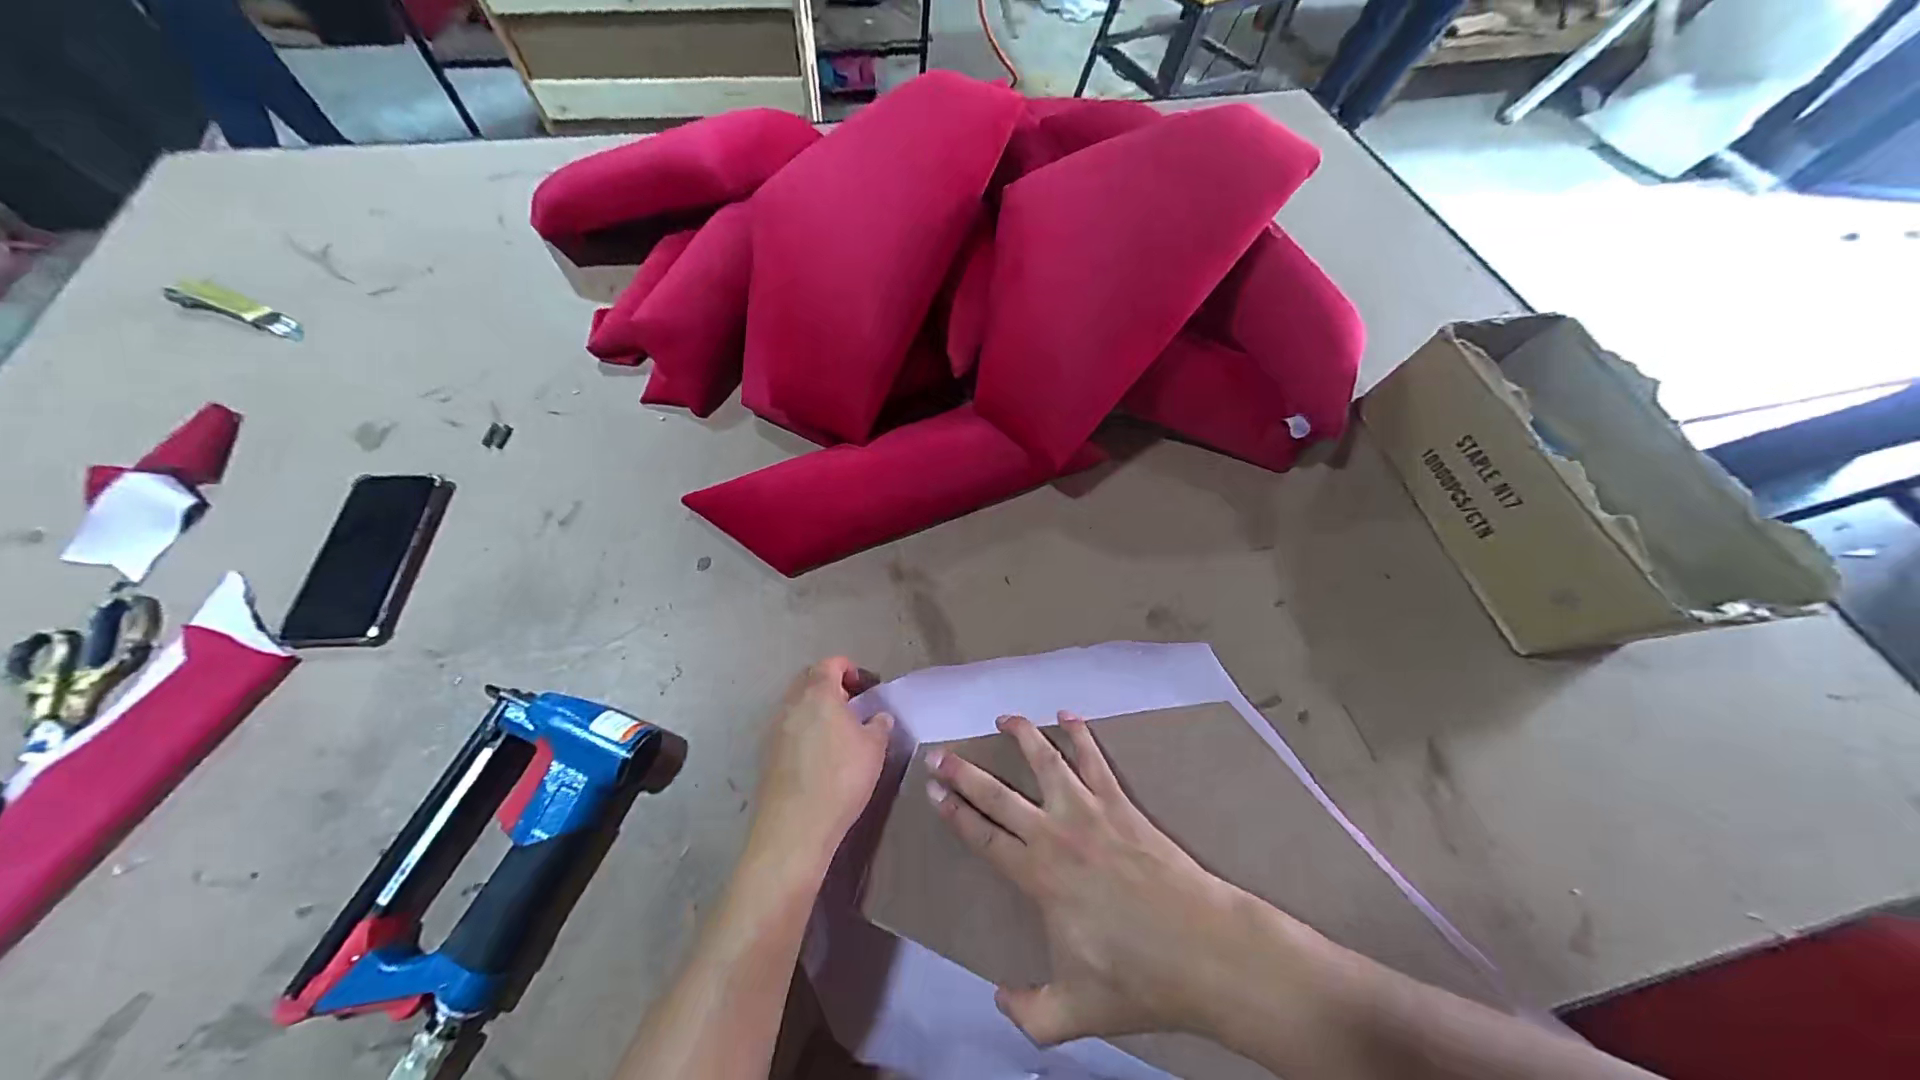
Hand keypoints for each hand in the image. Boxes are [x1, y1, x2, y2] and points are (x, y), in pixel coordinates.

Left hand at [750, 658, 892, 869]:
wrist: (795, 825)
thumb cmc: (841, 777)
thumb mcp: (874, 748)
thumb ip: (879, 725)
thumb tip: (879, 717)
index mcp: (818, 693)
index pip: (831, 664)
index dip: (850, 669)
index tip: (866, 688)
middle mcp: (791, 704)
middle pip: (809, 680)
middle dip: (831, 686)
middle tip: (853, 707)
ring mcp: (774, 728)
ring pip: (796, 705)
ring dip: (816, 709)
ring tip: (838, 733)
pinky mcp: (766, 753)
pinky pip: (788, 728)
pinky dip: (804, 730)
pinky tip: (819, 756)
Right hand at [925, 712, 1268, 1045]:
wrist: (1206, 951)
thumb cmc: (1140, 979)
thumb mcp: (1075, 1013)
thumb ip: (1030, 1013)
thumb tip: (1000, 1000)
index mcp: (1039, 877)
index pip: (984, 836)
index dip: (955, 812)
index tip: (933, 791)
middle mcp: (1058, 835)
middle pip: (1001, 795)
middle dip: (966, 772)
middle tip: (942, 753)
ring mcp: (1092, 813)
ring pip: (1047, 762)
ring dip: (1023, 736)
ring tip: (1005, 718)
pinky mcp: (1123, 804)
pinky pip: (1096, 760)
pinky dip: (1080, 734)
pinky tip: (1068, 716)